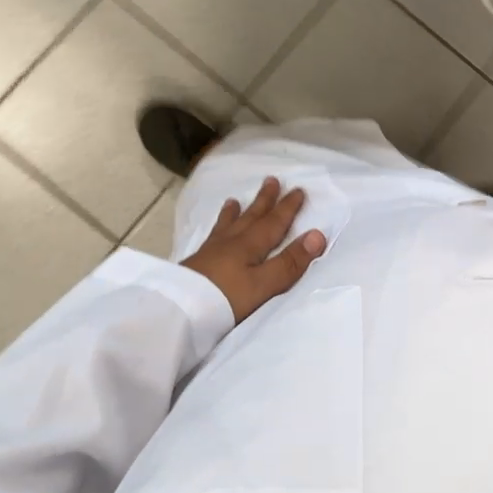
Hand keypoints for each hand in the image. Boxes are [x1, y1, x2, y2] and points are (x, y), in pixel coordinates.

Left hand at [180, 177, 326, 321]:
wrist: (175, 312)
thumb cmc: (224, 299)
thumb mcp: (263, 286)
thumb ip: (289, 263)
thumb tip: (318, 234)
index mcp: (250, 245)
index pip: (273, 223)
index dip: (287, 208)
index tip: (298, 190)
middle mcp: (231, 243)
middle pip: (251, 217)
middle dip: (264, 200)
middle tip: (271, 180)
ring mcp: (210, 253)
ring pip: (228, 226)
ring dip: (236, 212)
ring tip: (235, 200)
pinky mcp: (194, 265)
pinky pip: (211, 237)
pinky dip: (217, 229)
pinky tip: (212, 233)